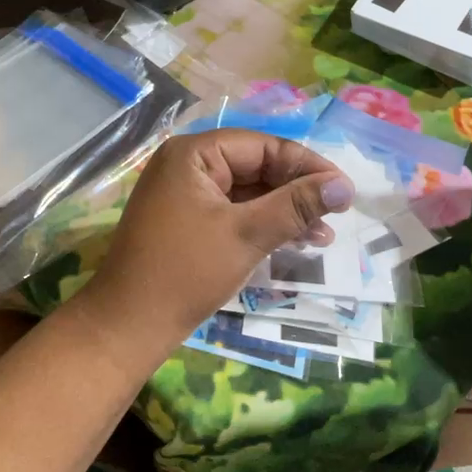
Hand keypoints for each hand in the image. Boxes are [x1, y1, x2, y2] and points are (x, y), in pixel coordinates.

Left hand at [72, 129, 354, 349]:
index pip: (263, 145)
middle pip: (255, 165)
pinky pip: (232, 210)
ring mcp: (183, 192)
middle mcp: (186, 163)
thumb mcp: (247, 235)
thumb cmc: (186, 273)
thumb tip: (345, 185)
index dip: (307, 166)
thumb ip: (296, 206)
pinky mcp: (185, 219)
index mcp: (193, 153)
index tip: (344, 190)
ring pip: (246, 190)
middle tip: (337, 216)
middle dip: (296, 191)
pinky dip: (261, 223)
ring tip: (322, 237)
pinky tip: (293, 241)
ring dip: (284, 210)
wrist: (127, 326)